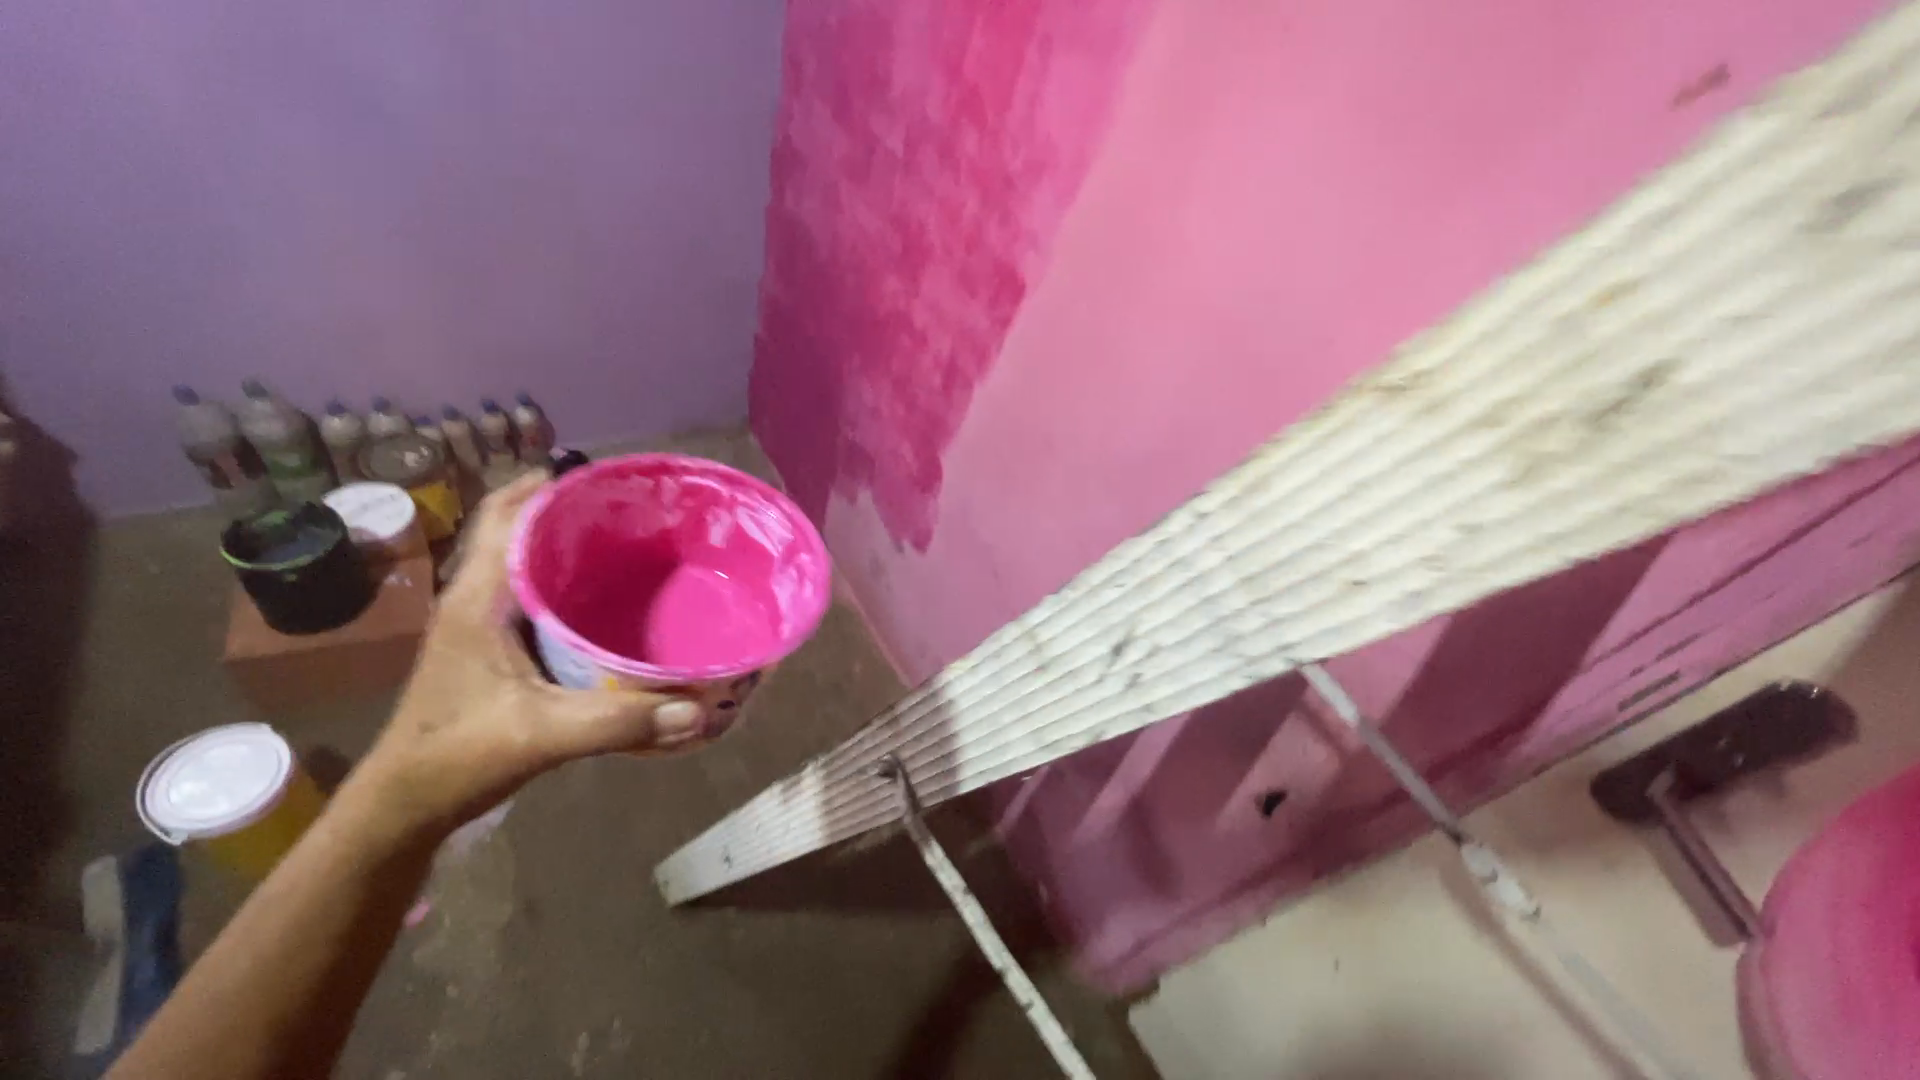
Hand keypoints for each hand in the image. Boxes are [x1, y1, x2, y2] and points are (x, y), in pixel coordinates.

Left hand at [344, 471, 702, 839]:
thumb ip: (619, 721)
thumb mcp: (542, 736)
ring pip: (522, 560)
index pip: (506, 516)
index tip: (607, 479)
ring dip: (564, 543)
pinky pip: (530, 592)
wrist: (405, 804)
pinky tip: (604, 599)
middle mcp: (474, 598)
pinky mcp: (490, 647)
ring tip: (626, 541)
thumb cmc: (458, 756)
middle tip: (632, 510)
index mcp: (477, 599)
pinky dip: (564, 580)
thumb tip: (696, 709)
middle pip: (516, 528)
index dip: (549, 486)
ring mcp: (479, 622)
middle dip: (566, 508)